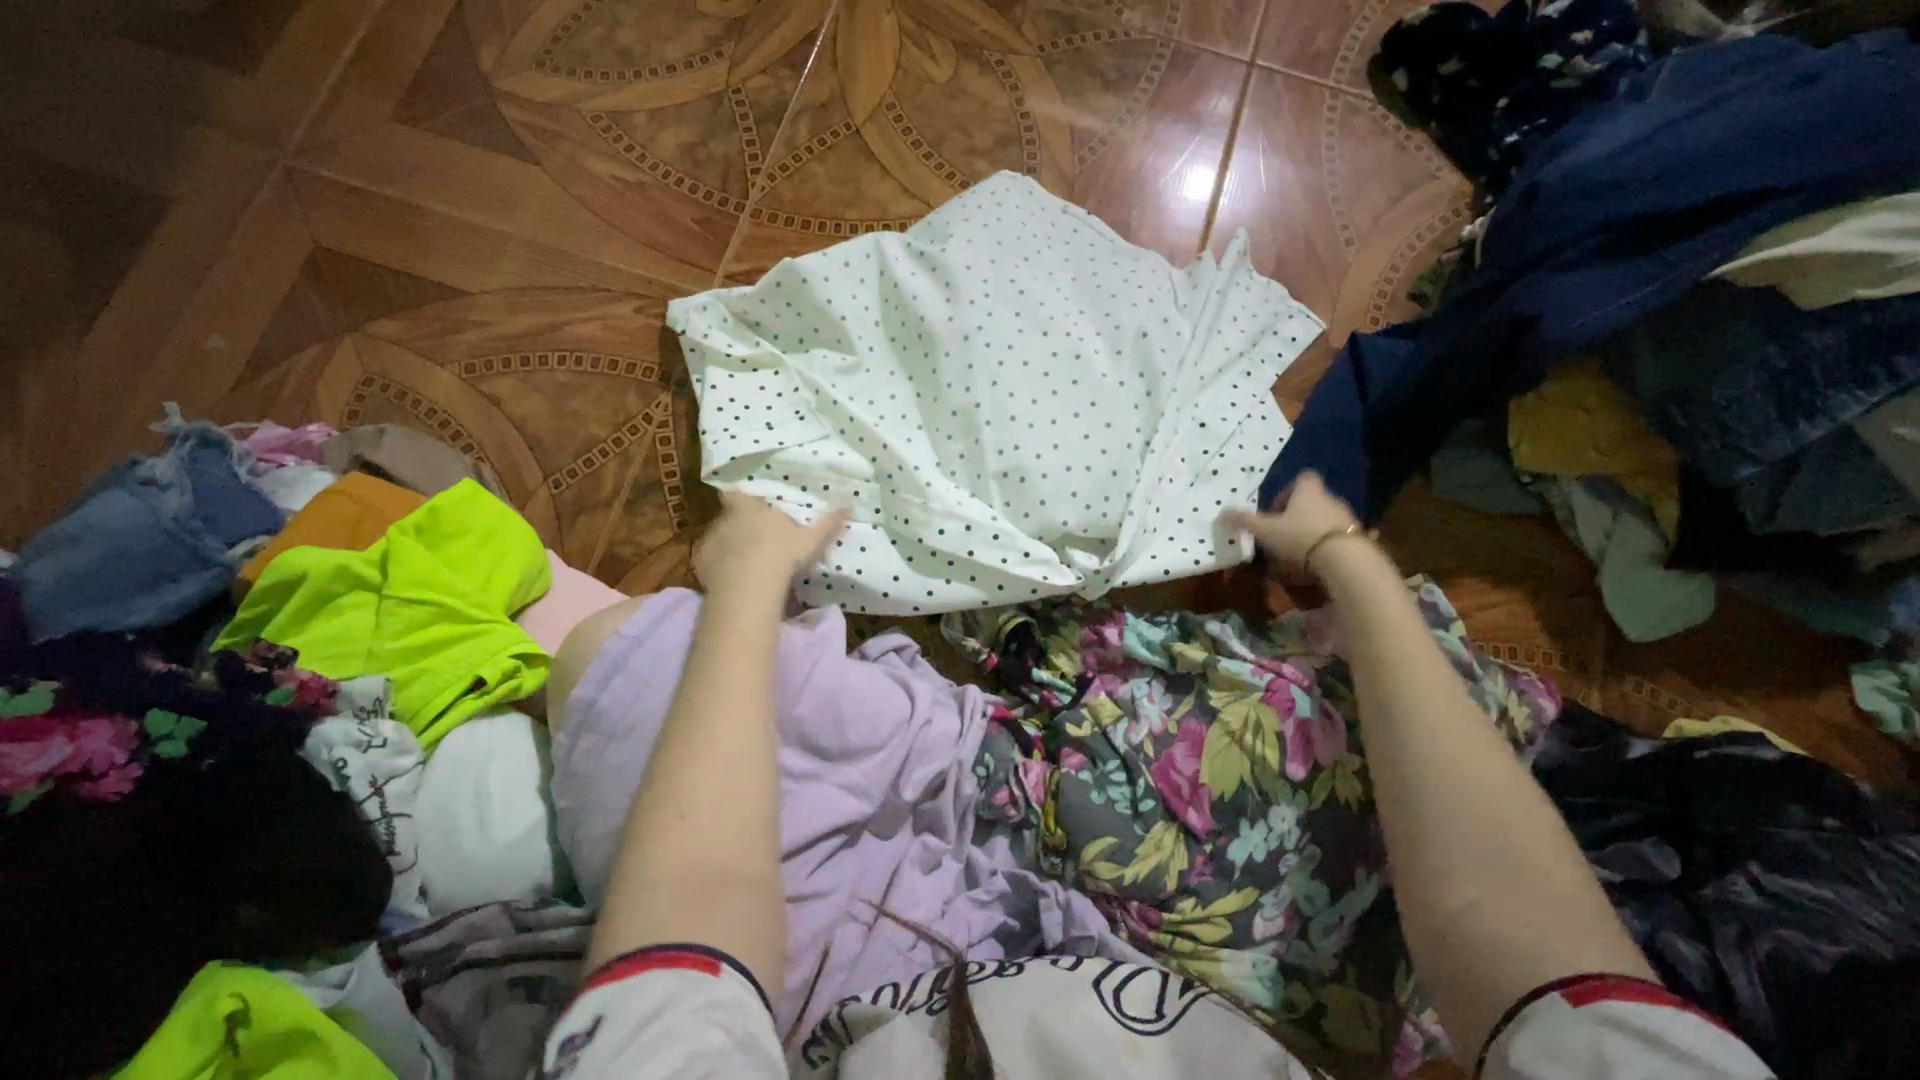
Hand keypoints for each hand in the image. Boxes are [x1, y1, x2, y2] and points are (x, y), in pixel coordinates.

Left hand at [695, 492, 850, 594]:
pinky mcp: (702, 562)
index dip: (738, 495)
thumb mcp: (812, 539)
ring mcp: (712, 540)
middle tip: (752, 537)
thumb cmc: (783, 553)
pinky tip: (730, 578)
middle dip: (737, 524)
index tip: (743, 500)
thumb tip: (850, 505)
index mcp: (750, 507)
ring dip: (727, 546)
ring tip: (742, 562)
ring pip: (718, 538)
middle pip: (728, 516)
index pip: (736, 492)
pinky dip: (717, 566)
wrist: (751, 584)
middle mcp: (726, 518)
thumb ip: (829, 522)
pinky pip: (710, 561)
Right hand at [1218, 471, 1363, 573]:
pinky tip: (1314, 565)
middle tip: (1280, 534)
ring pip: (1323, 520)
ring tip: (1295, 554)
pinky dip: (1324, 547)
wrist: (1345, 560)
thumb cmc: (1300, 536)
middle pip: (1311, 500)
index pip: (1302, 478)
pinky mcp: (1357, 538)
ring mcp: (1346, 518)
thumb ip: (1244, 521)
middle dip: (1295, 516)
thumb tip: (1220, 514)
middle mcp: (1330, 498)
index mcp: (1308, 491)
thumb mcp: (1265, 530)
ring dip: (1309, 532)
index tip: (1274, 511)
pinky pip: (1335, 538)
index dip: (1287, 491)